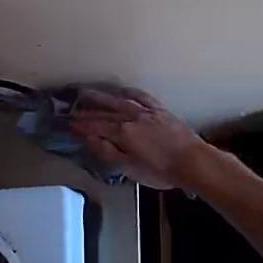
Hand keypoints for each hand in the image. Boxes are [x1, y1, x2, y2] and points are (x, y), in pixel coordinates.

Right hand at [69, 88, 213, 189]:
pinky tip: (123, 92)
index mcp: (122, 133)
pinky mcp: (160, 111)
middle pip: (105, 111)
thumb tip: (89, 139)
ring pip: (119, 101)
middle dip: (87, 110)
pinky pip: (141, 97)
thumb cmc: (160, 170)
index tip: (70, 125)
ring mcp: (147, 112)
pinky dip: (129, 93)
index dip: (81, 126)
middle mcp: (132, 117)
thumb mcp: (128, 168)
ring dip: (103, 97)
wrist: (192, 162)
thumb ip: (107, 151)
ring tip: (89, 94)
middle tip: (73, 108)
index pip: (95, 126)